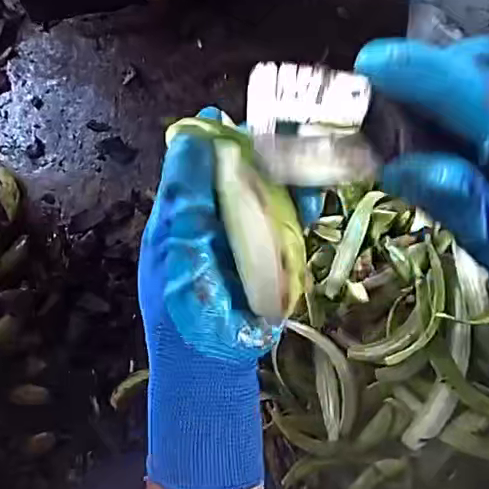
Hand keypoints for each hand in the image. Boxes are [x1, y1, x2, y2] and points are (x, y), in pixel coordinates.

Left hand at [138, 108, 275, 488]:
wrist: (212, 365)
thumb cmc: (183, 305)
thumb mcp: (176, 242)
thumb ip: (186, 189)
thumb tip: (193, 131)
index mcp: (183, 211)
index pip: (203, 160)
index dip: (225, 138)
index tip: (251, 122)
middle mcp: (214, 218)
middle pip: (242, 172)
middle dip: (267, 155)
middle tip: (294, 140)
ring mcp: (244, 238)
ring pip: (270, 195)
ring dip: (289, 179)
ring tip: (308, 166)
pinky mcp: (271, 257)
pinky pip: (288, 225)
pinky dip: (300, 210)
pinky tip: (311, 200)